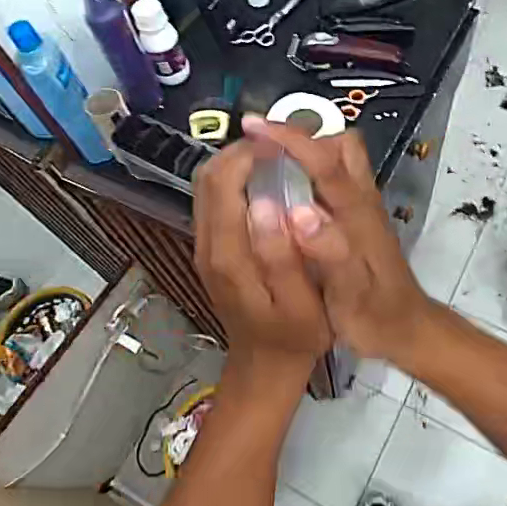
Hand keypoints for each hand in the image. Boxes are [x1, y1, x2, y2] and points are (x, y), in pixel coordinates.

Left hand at [192, 139, 332, 371]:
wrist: (267, 363)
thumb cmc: (295, 335)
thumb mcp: (301, 304)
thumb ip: (282, 256)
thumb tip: (268, 203)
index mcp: (228, 256)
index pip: (224, 183)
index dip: (251, 153)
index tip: (287, 141)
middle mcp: (207, 245)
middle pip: (209, 177)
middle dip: (243, 151)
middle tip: (285, 144)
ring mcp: (205, 247)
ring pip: (208, 186)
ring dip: (238, 163)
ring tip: (278, 156)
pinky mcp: (211, 249)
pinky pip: (215, 201)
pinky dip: (237, 180)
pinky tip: (269, 182)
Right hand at [239, 117, 438, 363]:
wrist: (406, 329)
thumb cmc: (376, 316)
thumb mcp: (350, 293)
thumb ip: (330, 252)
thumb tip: (298, 212)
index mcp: (358, 216)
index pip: (326, 163)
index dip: (291, 140)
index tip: (254, 127)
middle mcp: (364, 202)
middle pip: (342, 147)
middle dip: (303, 136)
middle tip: (262, 146)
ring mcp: (364, 209)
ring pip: (342, 159)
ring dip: (308, 151)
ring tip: (268, 162)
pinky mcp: (361, 219)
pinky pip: (337, 179)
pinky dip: (311, 172)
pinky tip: (286, 191)